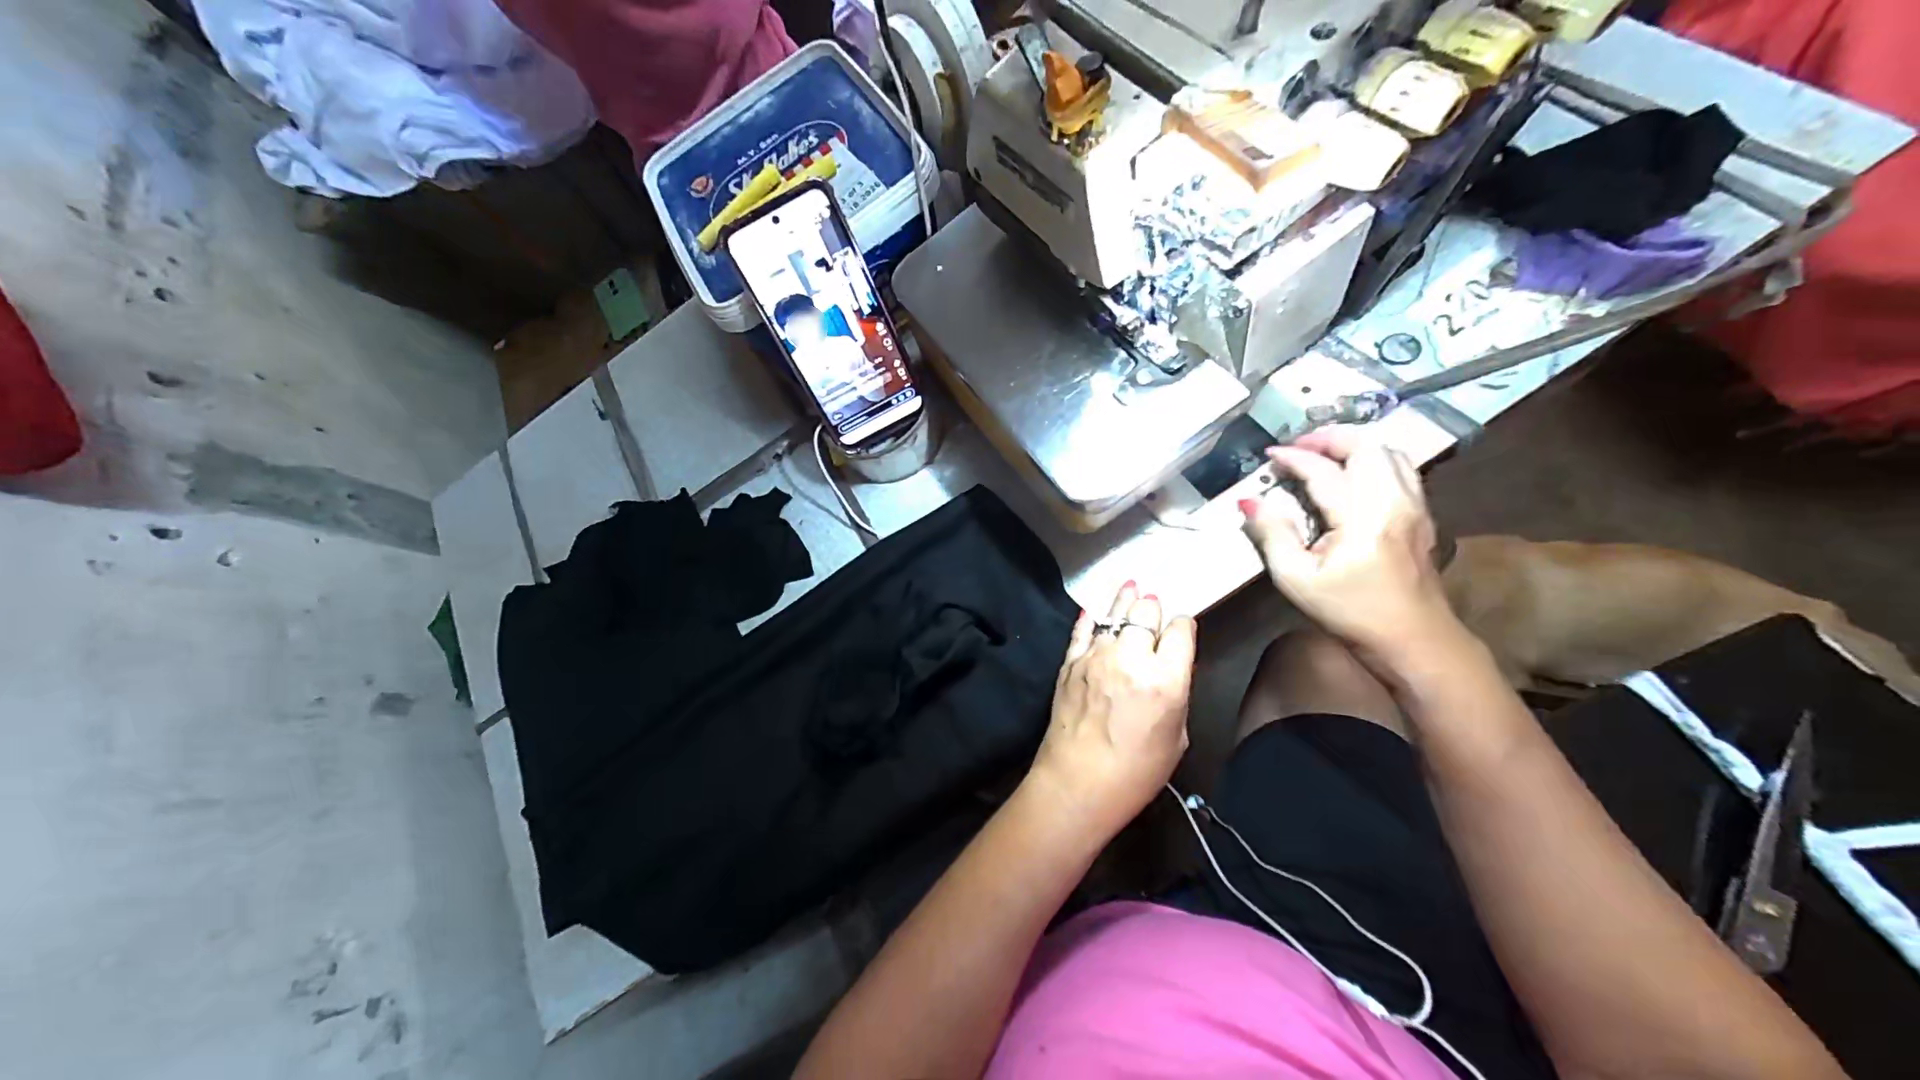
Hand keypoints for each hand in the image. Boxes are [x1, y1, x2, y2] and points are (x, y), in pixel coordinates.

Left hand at [1027, 582, 1195, 838]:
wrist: (1077, 783)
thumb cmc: (1136, 773)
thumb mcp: (1177, 737)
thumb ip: (1174, 695)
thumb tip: (1168, 672)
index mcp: (1166, 679)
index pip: (1181, 632)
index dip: (1182, 627)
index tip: (1181, 628)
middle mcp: (1131, 659)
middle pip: (1146, 614)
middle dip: (1153, 608)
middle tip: (1154, 605)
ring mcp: (1096, 657)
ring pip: (1114, 614)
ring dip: (1125, 600)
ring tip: (1131, 585)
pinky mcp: (1070, 663)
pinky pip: (1082, 631)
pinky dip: (1090, 617)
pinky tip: (1095, 607)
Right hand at [1239, 427, 1460, 669]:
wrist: (1414, 640)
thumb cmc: (1351, 613)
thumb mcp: (1297, 580)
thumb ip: (1273, 535)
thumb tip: (1250, 502)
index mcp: (1363, 517)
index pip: (1324, 471)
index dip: (1294, 458)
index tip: (1269, 456)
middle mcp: (1395, 501)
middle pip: (1368, 445)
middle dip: (1329, 438)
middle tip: (1298, 448)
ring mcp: (1415, 507)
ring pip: (1390, 452)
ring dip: (1355, 445)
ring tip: (1324, 455)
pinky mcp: (1422, 516)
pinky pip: (1401, 469)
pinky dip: (1373, 460)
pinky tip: (1353, 475)